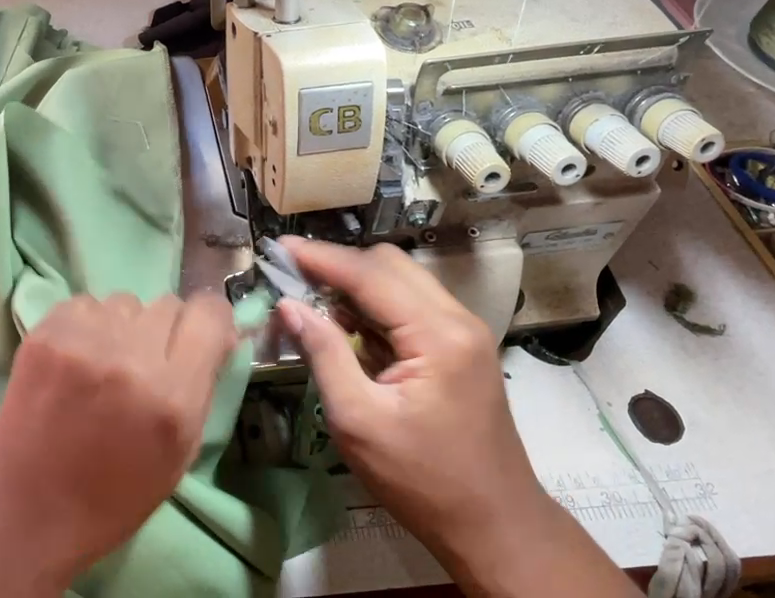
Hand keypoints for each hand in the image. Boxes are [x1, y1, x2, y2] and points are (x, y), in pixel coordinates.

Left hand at [0, 291, 237, 585]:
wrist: (30, 505)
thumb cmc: (115, 493)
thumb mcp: (181, 452)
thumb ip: (202, 386)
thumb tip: (220, 332)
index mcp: (173, 396)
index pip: (208, 314)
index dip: (210, 320)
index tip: (201, 335)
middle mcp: (132, 359)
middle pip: (167, 304)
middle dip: (164, 330)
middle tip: (147, 363)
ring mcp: (85, 342)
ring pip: (125, 302)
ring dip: (124, 326)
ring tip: (106, 364)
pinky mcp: (47, 333)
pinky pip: (85, 304)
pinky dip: (87, 325)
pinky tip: (76, 360)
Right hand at [275, 237, 544, 556]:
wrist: (496, 527)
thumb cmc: (423, 481)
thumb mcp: (358, 421)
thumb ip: (324, 354)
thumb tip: (289, 306)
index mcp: (438, 334)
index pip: (369, 274)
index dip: (320, 257)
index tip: (278, 248)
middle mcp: (457, 320)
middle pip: (389, 265)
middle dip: (338, 264)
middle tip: (292, 278)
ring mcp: (464, 332)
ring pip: (402, 280)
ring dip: (356, 283)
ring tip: (311, 299)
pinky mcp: (461, 348)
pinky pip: (412, 306)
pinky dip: (376, 306)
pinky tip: (346, 325)